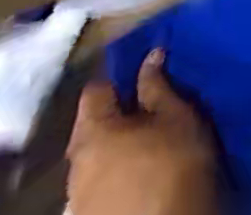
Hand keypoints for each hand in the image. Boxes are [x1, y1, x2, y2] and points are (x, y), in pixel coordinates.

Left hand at [67, 51, 218, 214]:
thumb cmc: (176, 161)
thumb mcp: (176, 115)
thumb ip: (157, 85)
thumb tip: (150, 56)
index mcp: (93, 132)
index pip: (95, 89)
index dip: (119, 77)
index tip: (143, 75)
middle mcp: (74, 162)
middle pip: (89, 125)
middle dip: (115, 114)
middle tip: (148, 110)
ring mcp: (76, 195)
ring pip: (91, 156)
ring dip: (113, 145)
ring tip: (145, 143)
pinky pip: (96, 181)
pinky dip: (113, 171)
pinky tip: (137, 173)